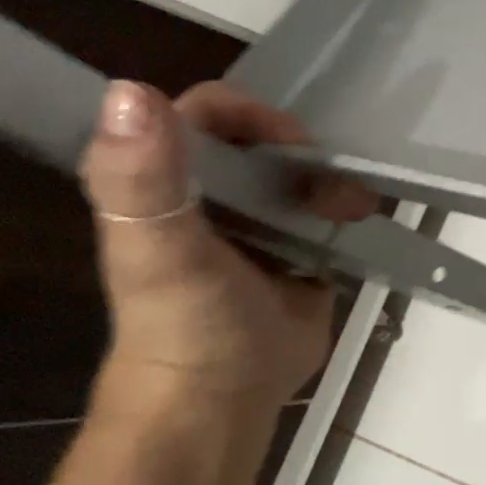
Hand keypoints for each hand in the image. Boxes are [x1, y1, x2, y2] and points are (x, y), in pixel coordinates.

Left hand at [79, 80, 379, 408]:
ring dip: (334, 181)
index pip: (203, 113)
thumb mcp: (160, 250)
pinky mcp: (299, 244)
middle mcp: (209, 193)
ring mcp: (257, 219)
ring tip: (350, 210)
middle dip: (302, 152)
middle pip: (262, 138)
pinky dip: (350, 204)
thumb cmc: (186, 323)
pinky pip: (330, 204)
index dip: (247, 113)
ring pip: (302, 169)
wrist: (225, 396)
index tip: (286, 142)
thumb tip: (128, 88)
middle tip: (324, 182)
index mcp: (163, 184)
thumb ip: (143, 178)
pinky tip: (357, 223)